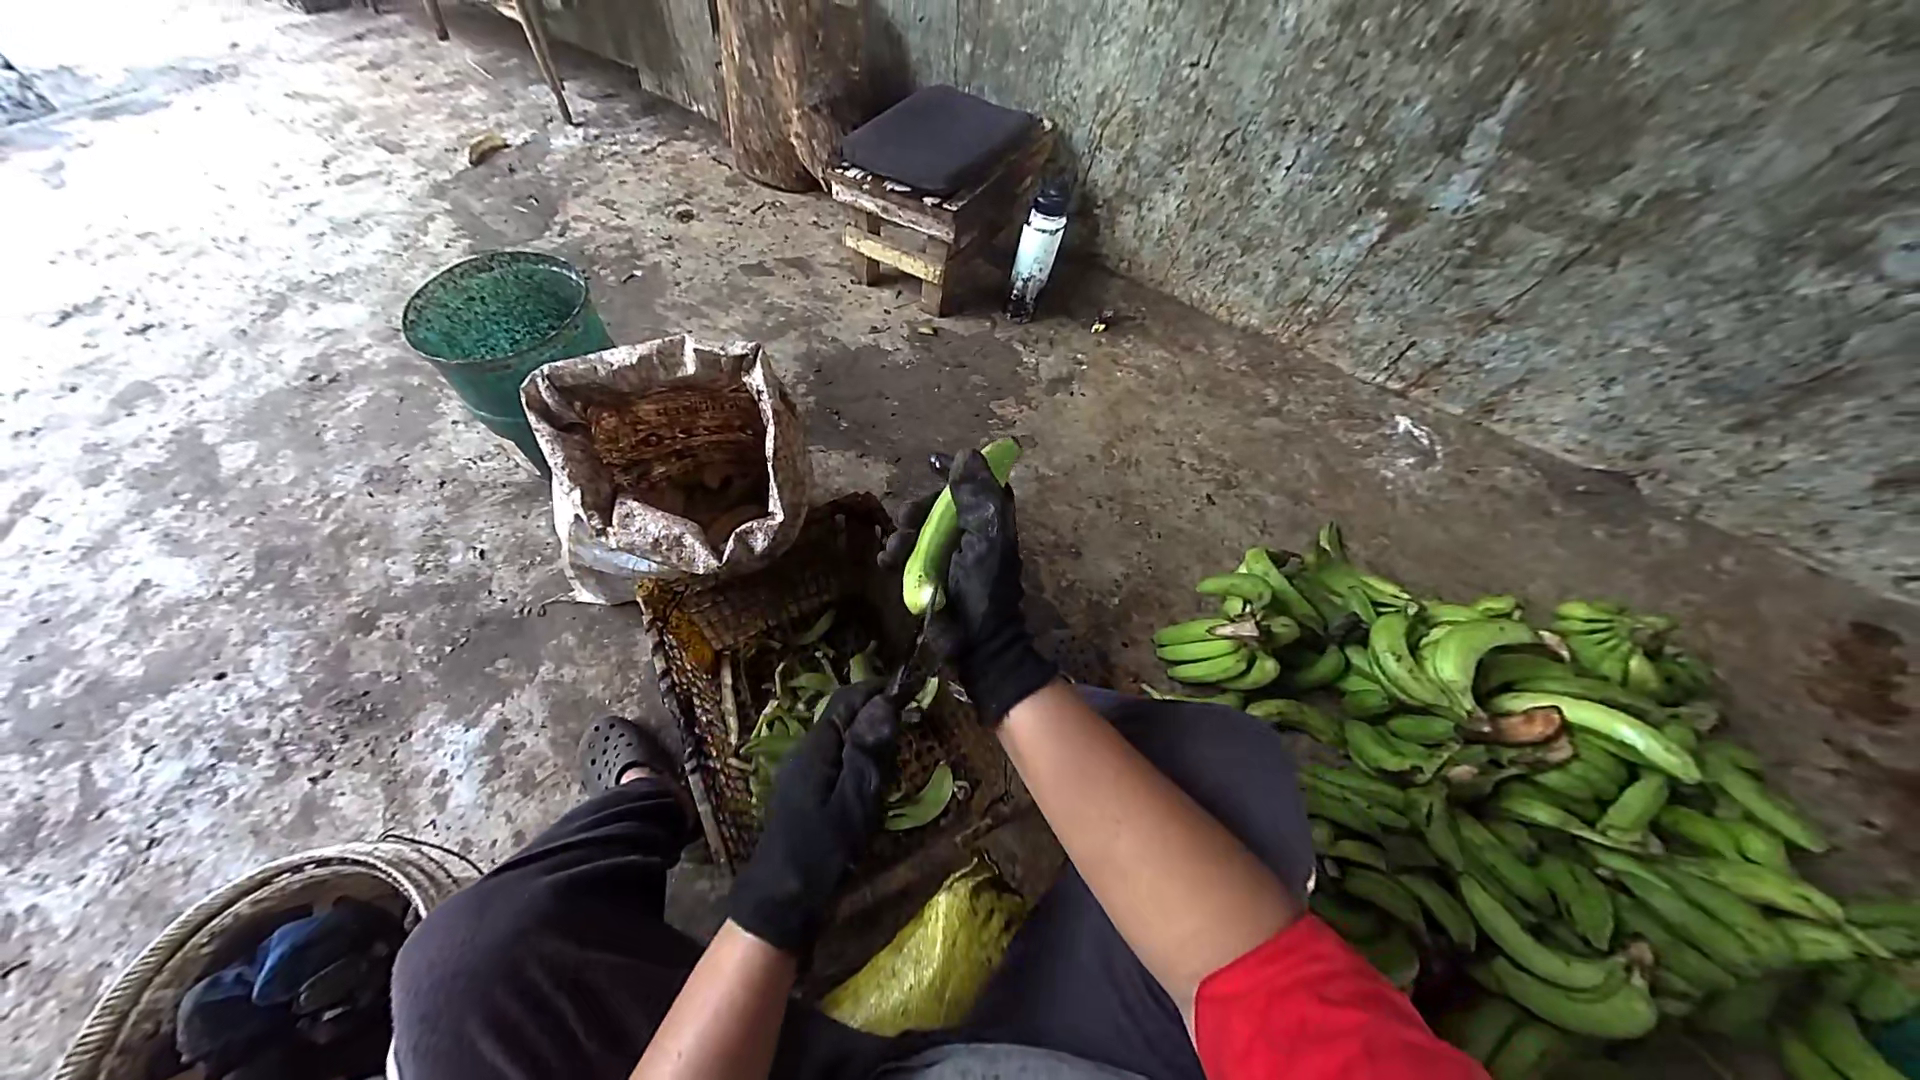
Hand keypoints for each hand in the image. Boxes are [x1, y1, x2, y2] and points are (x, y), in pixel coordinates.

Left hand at [728, 682, 898, 954]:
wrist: (780, 903)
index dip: (879, 689)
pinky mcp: (805, 790)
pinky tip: (875, 778)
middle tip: (911, 723)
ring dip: (869, 736)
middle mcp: (806, 750)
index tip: (911, 691)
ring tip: (899, 749)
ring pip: (842, 737)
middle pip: (844, 716)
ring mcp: (803, 771)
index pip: (848, 698)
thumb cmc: (821, 850)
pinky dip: (860, 757)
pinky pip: (837, 758)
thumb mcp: (853, 801)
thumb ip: (869, 751)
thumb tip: (885, 702)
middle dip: (876, 712)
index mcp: (816, 746)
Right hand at [880, 450, 1057, 724]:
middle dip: (918, 507)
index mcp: (989, 519)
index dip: (953, 469)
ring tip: (896, 548)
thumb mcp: (986, 537)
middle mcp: (968, 531)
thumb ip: (976, 497)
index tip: (930, 462)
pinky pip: (904, 553)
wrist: (975, 643)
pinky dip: (893, 554)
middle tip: (908, 518)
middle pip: (936, 503)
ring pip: (916, 527)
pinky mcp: (926, 573)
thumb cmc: (986, 589)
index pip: (974, 482)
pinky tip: (888, 561)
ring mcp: (945, 553)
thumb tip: (965, 454)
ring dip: (902, 534)